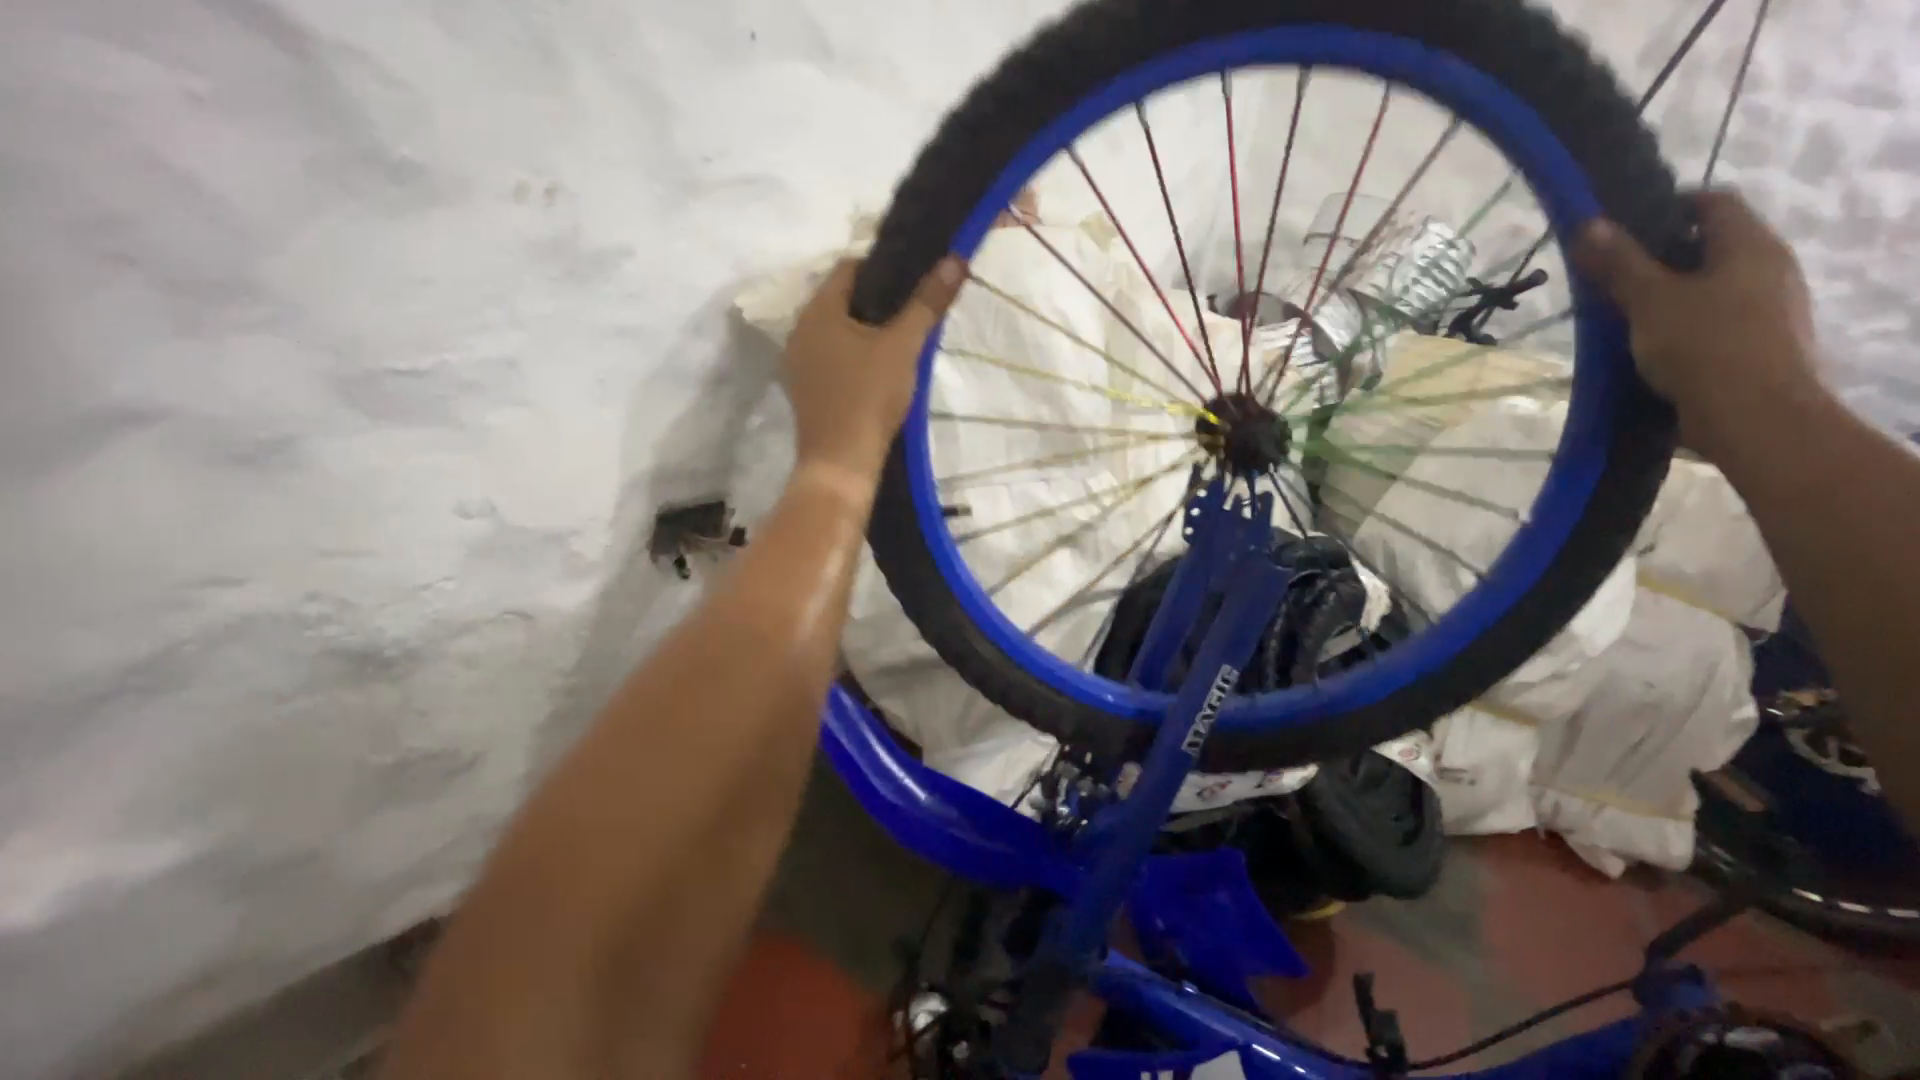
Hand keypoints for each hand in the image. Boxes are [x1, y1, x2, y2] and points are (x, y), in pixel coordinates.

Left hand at [782, 255, 966, 481]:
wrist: (841, 464)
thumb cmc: (868, 398)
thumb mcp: (904, 346)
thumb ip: (928, 302)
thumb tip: (954, 259)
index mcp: (817, 311)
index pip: (848, 267)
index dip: (883, 268)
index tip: (914, 281)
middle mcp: (800, 330)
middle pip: (841, 299)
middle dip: (877, 300)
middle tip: (913, 309)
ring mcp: (798, 362)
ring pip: (836, 330)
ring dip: (866, 329)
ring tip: (901, 339)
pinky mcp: (806, 389)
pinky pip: (831, 356)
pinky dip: (854, 354)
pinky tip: (879, 370)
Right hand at [1573, 191, 1821, 449]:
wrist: (1756, 417)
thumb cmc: (1703, 346)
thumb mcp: (1650, 301)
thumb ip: (1619, 262)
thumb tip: (1587, 223)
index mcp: (1750, 245)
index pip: (1711, 202)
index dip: (1665, 207)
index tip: (1621, 231)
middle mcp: (1770, 267)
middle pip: (1711, 245)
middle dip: (1660, 258)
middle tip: (1614, 278)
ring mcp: (1772, 307)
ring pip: (1712, 285)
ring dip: (1670, 294)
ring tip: (1626, 317)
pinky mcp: (1763, 343)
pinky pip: (1718, 318)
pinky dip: (1685, 323)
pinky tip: (1654, 347)